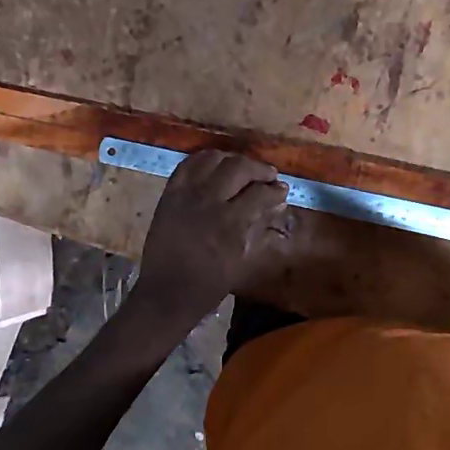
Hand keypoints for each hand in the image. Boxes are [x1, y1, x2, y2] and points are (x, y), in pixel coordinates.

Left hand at [131, 150, 290, 333]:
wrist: (167, 291)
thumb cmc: (210, 283)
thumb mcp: (242, 257)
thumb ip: (258, 226)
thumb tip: (275, 205)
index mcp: (230, 221)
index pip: (260, 192)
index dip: (276, 189)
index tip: (283, 189)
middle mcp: (209, 200)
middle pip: (239, 167)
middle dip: (260, 169)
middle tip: (269, 176)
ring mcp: (186, 193)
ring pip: (214, 159)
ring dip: (233, 160)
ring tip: (243, 168)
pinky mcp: (169, 193)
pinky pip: (188, 165)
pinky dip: (204, 161)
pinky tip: (215, 166)